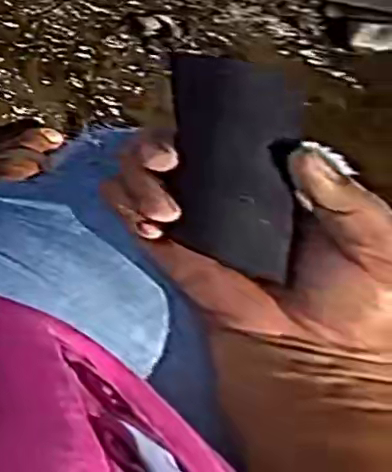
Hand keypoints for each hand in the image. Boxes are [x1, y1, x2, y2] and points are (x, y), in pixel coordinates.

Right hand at [102, 128, 391, 353]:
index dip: (188, 134)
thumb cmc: (355, 300)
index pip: (208, 139)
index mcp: (257, 180)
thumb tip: (301, 153)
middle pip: (154, 144)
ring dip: (136, 182)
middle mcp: (207, 186)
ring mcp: (175, 206)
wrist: (311, 348)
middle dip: (147, 148)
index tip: (186, 148)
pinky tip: (151, 229)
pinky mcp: (150, 229)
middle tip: (161, 165)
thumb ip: (349, 204)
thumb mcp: (376, 250)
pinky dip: (124, 206)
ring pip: (127, 167)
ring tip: (166, 214)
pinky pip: (116, 199)